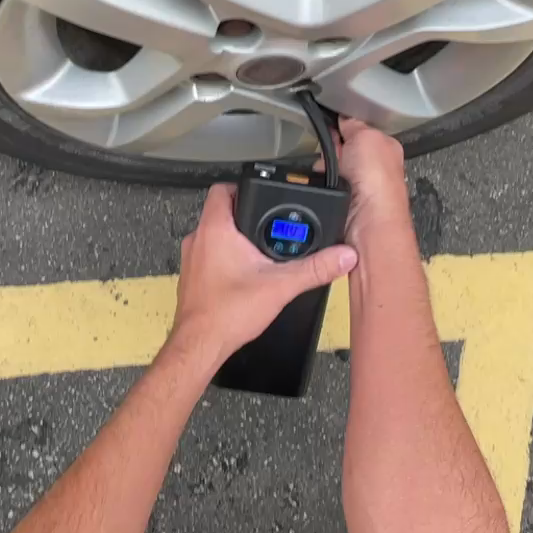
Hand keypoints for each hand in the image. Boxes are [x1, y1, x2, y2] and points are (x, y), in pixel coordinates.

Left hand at [169, 183, 357, 367]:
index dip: (243, 186)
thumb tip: (341, 256)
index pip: (222, 189)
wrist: (200, 346)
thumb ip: (315, 268)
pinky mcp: (191, 277)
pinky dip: (225, 257)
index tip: (263, 194)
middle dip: (246, 214)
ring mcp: (191, 259)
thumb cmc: (227, 314)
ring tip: (259, 248)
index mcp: (215, 230)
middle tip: (268, 223)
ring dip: (235, 237)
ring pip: (213, 234)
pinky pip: (208, 255)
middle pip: (220, 211)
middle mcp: (198, 239)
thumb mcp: (280, 286)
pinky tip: (243, 273)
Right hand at [331, 117, 413, 243]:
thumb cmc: (377, 181)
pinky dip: (320, 184)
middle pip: (341, 149)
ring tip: (331, 173)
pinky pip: (322, 185)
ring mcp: (358, 187)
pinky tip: (326, 186)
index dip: (344, 126)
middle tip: (336, 154)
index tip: (334, 125)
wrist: (368, 223)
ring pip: (329, 167)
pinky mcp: (342, 202)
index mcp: (386, 149)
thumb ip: (355, 124)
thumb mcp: (366, 136)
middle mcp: (374, 169)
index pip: (360, 130)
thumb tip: (345, 120)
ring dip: (324, 168)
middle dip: (332, 149)